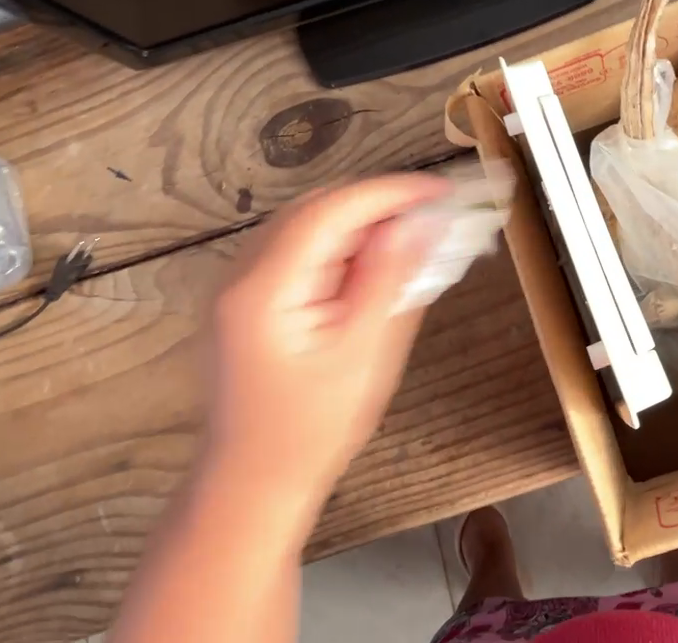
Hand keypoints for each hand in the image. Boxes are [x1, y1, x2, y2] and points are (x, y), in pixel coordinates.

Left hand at [204, 174, 451, 525]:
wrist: (251, 486)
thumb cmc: (313, 430)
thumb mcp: (365, 353)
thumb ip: (391, 279)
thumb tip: (422, 221)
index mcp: (266, 287)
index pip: (333, 209)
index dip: (391, 192)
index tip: (442, 191)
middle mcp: (241, 272)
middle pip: (314, 208)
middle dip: (376, 204)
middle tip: (430, 216)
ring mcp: (235, 284)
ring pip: (304, 224)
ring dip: (358, 223)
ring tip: (407, 242)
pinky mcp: (244, 299)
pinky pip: (294, 249)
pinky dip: (336, 245)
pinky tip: (367, 268)